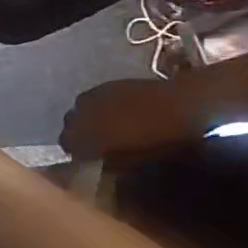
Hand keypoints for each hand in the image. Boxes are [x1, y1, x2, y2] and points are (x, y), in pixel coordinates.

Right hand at [59, 78, 188, 159]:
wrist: (181, 107)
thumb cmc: (157, 143)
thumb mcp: (131, 162)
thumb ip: (107, 163)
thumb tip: (97, 163)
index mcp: (83, 136)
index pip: (66, 144)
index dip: (77, 152)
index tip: (88, 157)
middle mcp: (80, 114)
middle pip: (69, 124)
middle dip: (79, 132)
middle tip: (97, 141)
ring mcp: (92, 96)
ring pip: (80, 109)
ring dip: (89, 117)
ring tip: (107, 125)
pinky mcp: (107, 85)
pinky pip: (94, 98)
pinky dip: (101, 106)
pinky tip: (118, 111)